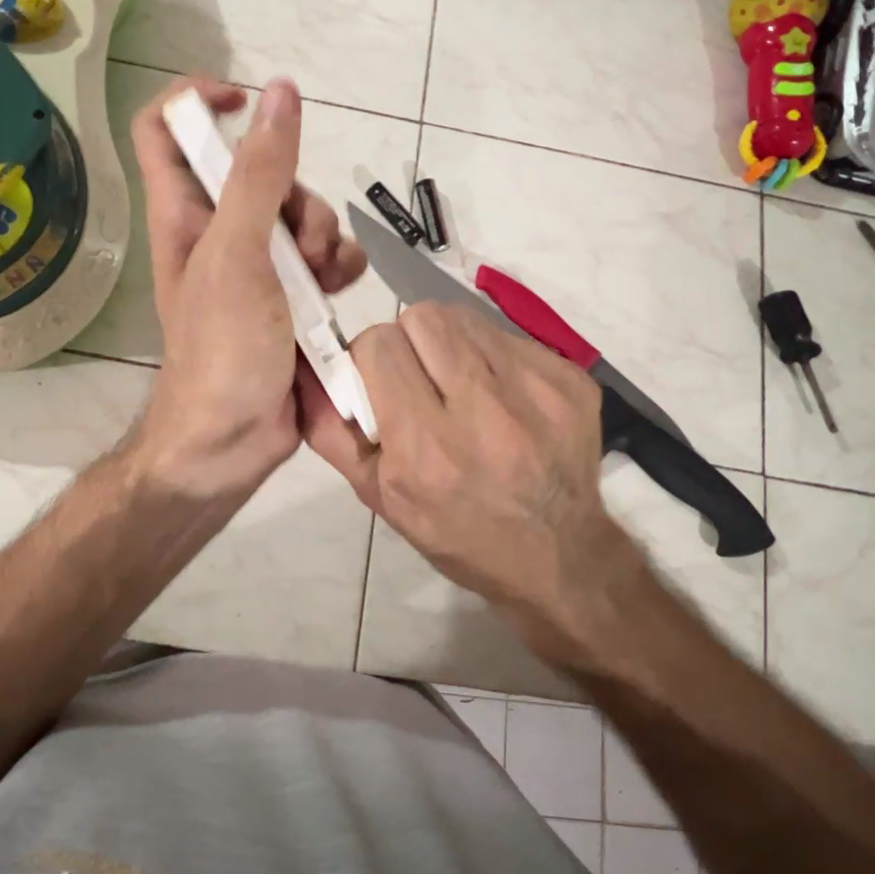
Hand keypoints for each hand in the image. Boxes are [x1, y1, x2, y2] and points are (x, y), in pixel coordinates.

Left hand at [128, 76, 367, 499]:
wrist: (233, 441)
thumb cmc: (220, 350)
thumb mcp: (238, 256)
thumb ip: (260, 175)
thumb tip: (278, 91)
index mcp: (185, 214)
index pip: (167, 128)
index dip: (196, 100)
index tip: (244, 101)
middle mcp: (219, 233)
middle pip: (261, 172)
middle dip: (296, 195)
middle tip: (300, 245)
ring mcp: (258, 268)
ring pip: (302, 216)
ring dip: (325, 237)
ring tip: (323, 281)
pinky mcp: (293, 299)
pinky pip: (326, 259)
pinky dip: (340, 267)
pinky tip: (341, 290)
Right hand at [311, 303, 645, 655]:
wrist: (557, 554)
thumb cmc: (456, 531)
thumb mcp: (379, 496)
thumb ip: (332, 431)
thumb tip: (305, 369)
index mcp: (428, 447)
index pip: (379, 346)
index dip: (370, 359)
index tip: (379, 383)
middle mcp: (484, 411)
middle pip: (422, 319)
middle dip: (407, 342)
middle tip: (417, 377)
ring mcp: (536, 389)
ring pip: (464, 318)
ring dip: (448, 343)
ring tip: (457, 384)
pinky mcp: (569, 378)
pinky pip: (507, 335)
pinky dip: (490, 356)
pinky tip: (499, 396)